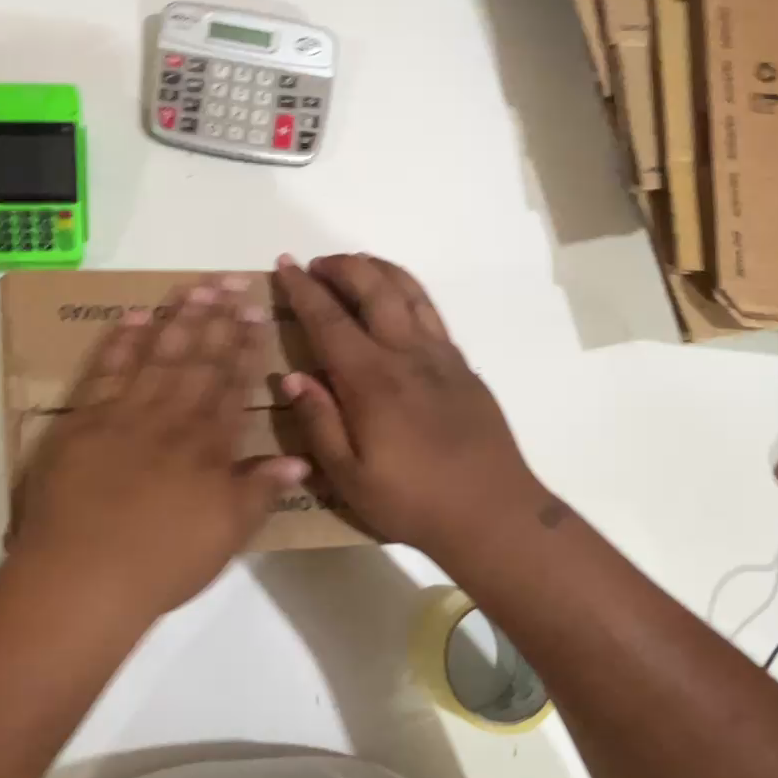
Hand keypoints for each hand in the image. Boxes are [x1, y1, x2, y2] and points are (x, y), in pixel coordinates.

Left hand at [7, 276, 309, 615]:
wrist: (83, 576)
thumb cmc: (161, 564)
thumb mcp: (226, 536)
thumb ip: (260, 492)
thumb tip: (300, 461)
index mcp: (208, 447)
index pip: (233, 386)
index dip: (245, 348)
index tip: (254, 313)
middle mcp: (171, 420)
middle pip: (199, 360)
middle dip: (217, 319)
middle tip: (229, 280)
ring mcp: (124, 415)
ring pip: (157, 355)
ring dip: (177, 319)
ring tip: (194, 286)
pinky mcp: (82, 421)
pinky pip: (105, 370)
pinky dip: (120, 342)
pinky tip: (134, 316)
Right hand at [274, 253, 549, 561]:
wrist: (493, 513)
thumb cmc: (412, 502)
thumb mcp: (349, 477)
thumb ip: (319, 422)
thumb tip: (293, 378)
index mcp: (371, 381)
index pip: (329, 320)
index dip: (303, 289)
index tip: (284, 264)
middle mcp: (406, 355)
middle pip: (374, 289)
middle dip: (341, 267)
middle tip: (315, 263)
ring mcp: (441, 357)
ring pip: (409, 292)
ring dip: (378, 269)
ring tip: (354, 265)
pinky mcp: (463, 368)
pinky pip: (432, 312)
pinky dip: (407, 290)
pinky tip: (397, 300)